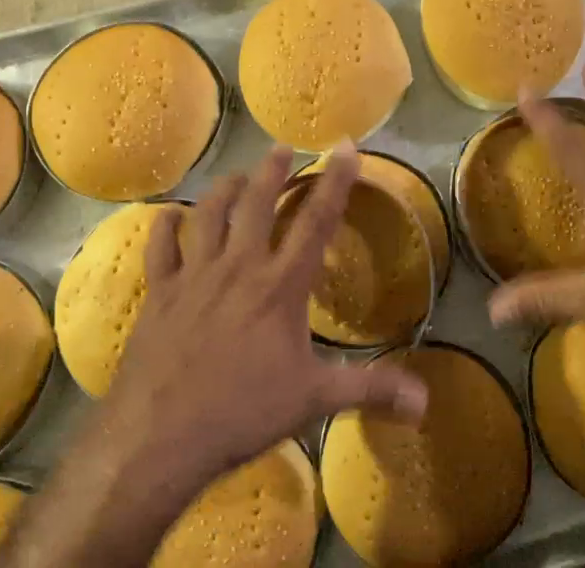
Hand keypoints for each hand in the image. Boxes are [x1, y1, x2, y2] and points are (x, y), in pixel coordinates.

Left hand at [107, 145, 428, 476]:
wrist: (159, 436)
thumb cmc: (243, 412)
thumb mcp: (314, 400)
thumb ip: (370, 390)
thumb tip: (425, 400)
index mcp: (280, 286)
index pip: (316, 221)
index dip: (334, 181)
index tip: (345, 147)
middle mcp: (238, 267)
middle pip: (257, 204)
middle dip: (272, 171)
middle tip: (281, 147)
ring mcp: (193, 277)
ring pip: (209, 216)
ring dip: (224, 190)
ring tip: (236, 175)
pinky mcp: (159, 294)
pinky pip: (159, 248)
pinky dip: (165, 226)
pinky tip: (169, 214)